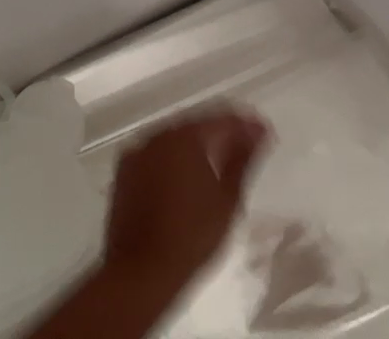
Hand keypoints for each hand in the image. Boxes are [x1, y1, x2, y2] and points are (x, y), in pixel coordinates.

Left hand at [103, 108, 271, 284]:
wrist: (141, 270)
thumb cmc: (192, 236)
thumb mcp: (227, 199)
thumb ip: (243, 160)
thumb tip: (257, 133)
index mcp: (184, 137)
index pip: (221, 118)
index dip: (246, 124)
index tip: (265, 131)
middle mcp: (157, 136)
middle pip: (195, 124)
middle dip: (222, 131)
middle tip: (246, 144)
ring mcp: (136, 153)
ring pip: (173, 138)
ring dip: (197, 144)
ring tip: (220, 160)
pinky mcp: (124, 172)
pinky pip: (156, 154)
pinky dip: (174, 158)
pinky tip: (188, 175)